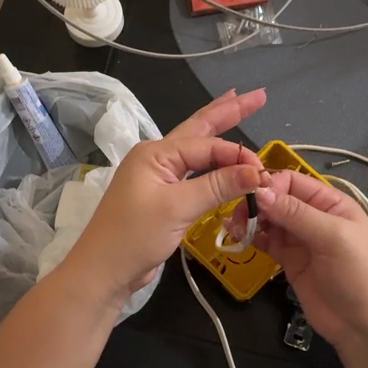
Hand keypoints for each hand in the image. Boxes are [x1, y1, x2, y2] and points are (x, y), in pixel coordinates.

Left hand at [56, 89, 267, 301]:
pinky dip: (212, 163)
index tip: (263, 172)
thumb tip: (257, 171)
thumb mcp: (177, 208)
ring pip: (196, 148)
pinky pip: (194, 173)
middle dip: (227, 111)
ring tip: (237, 107)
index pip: (207, 145)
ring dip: (218, 131)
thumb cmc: (134, 236)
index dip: (237, 155)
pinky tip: (220, 157)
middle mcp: (156, 158)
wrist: (103, 272)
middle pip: (199, 129)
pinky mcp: (163, 198)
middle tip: (257, 95)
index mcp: (155, 153)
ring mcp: (158, 178)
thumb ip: (218, 186)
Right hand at [253, 170, 367, 350]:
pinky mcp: (289, 261)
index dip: (270, 186)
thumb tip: (260, 192)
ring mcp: (301, 240)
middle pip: (277, 199)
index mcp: (331, 203)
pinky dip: (252, 237)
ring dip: (250, 220)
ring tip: (234, 228)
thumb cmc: (360, 275)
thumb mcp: (333, 238)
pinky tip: (238, 237)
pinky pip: (267, 242)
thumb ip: (296, 214)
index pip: (293, 182)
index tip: (251, 199)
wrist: (367, 328)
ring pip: (269, 220)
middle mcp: (314, 216)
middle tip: (237, 217)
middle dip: (256, 203)